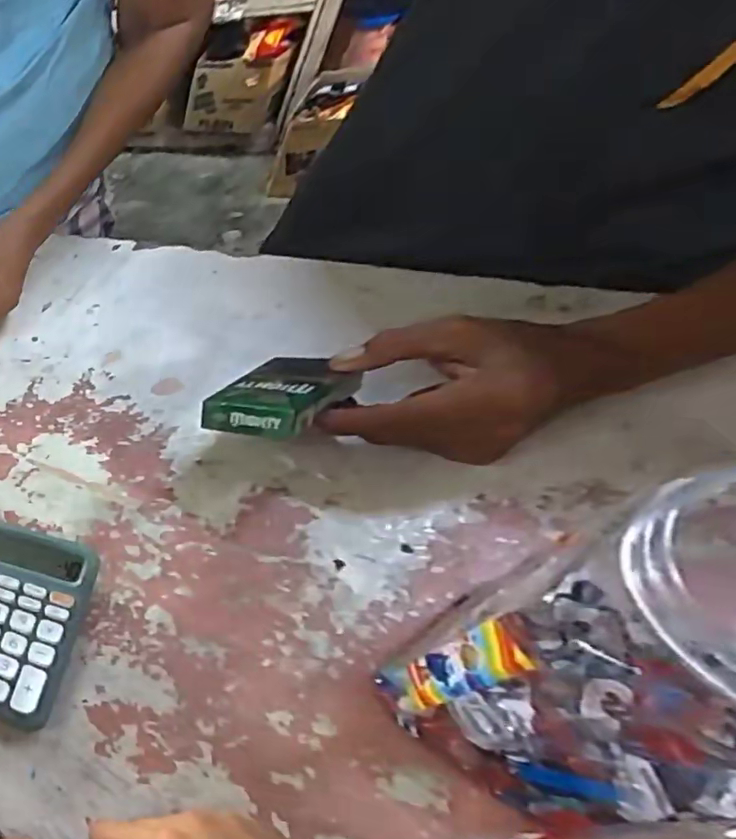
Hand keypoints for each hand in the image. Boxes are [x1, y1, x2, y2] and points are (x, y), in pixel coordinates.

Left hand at [317, 316, 628, 463]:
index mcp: (468, 408)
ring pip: (397, 440)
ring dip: (371, 422)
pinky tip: (384, 409)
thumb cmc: (518, 346)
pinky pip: (415, 443)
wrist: (584, 368)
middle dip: (349, 418)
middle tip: (317, 400)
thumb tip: (338, 363)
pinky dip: (395, 426)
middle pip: (385, 434)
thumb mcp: (457, 333)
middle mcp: (465, 439)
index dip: (341, 418)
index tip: (304, 412)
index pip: (386, 421)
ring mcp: (467, 453)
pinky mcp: (468, 457)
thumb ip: (395, 346)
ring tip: (343, 400)